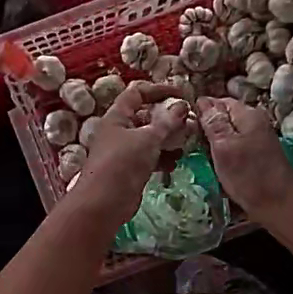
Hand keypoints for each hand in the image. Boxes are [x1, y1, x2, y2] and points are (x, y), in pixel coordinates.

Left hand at [63, 82, 186, 228]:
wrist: (103, 203)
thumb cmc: (122, 163)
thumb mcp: (148, 138)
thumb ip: (167, 122)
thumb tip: (182, 106)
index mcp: (117, 117)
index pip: (138, 93)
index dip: (159, 90)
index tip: (181, 94)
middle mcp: (119, 131)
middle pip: (146, 116)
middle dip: (168, 118)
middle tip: (188, 121)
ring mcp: (124, 151)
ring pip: (150, 138)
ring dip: (168, 139)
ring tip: (186, 142)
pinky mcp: (130, 170)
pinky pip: (150, 157)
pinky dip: (162, 157)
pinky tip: (175, 162)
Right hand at [198, 97, 292, 225]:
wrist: (279, 205)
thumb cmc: (249, 176)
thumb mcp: (224, 147)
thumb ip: (213, 122)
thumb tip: (201, 100)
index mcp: (247, 114)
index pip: (217, 101)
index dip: (200, 111)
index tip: (185, 127)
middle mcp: (255, 120)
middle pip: (223, 116)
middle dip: (206, 127)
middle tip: (190, 143)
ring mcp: (258, 136)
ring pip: (228, 131)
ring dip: (214, 141)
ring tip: (201, 155)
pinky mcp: (258, 152)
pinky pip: (236, 144)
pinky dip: (224, 151)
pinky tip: (217, 163)